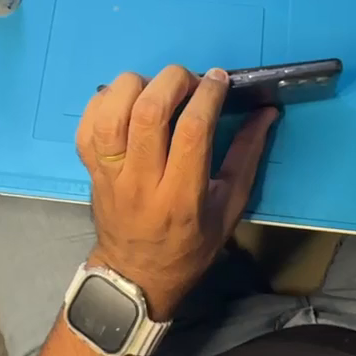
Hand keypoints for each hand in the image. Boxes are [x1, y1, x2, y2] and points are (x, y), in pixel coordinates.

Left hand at [74, 66, 276, 320]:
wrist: (134, 277)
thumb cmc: (189, 246)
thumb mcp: (228, 209)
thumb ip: (247, 156)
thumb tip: (266, 112)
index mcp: (181, 197)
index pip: (192, 131)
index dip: (207, 95)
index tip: (220, 79)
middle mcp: (141, 182)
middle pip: (148, 112)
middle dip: (173, 81)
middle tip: (190, 81)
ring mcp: (109, 174)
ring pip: (111, 112)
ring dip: (136, 86)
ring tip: (156, 88)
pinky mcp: (89, 167)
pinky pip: (88, 122)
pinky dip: (106, 99)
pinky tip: (127, 100)